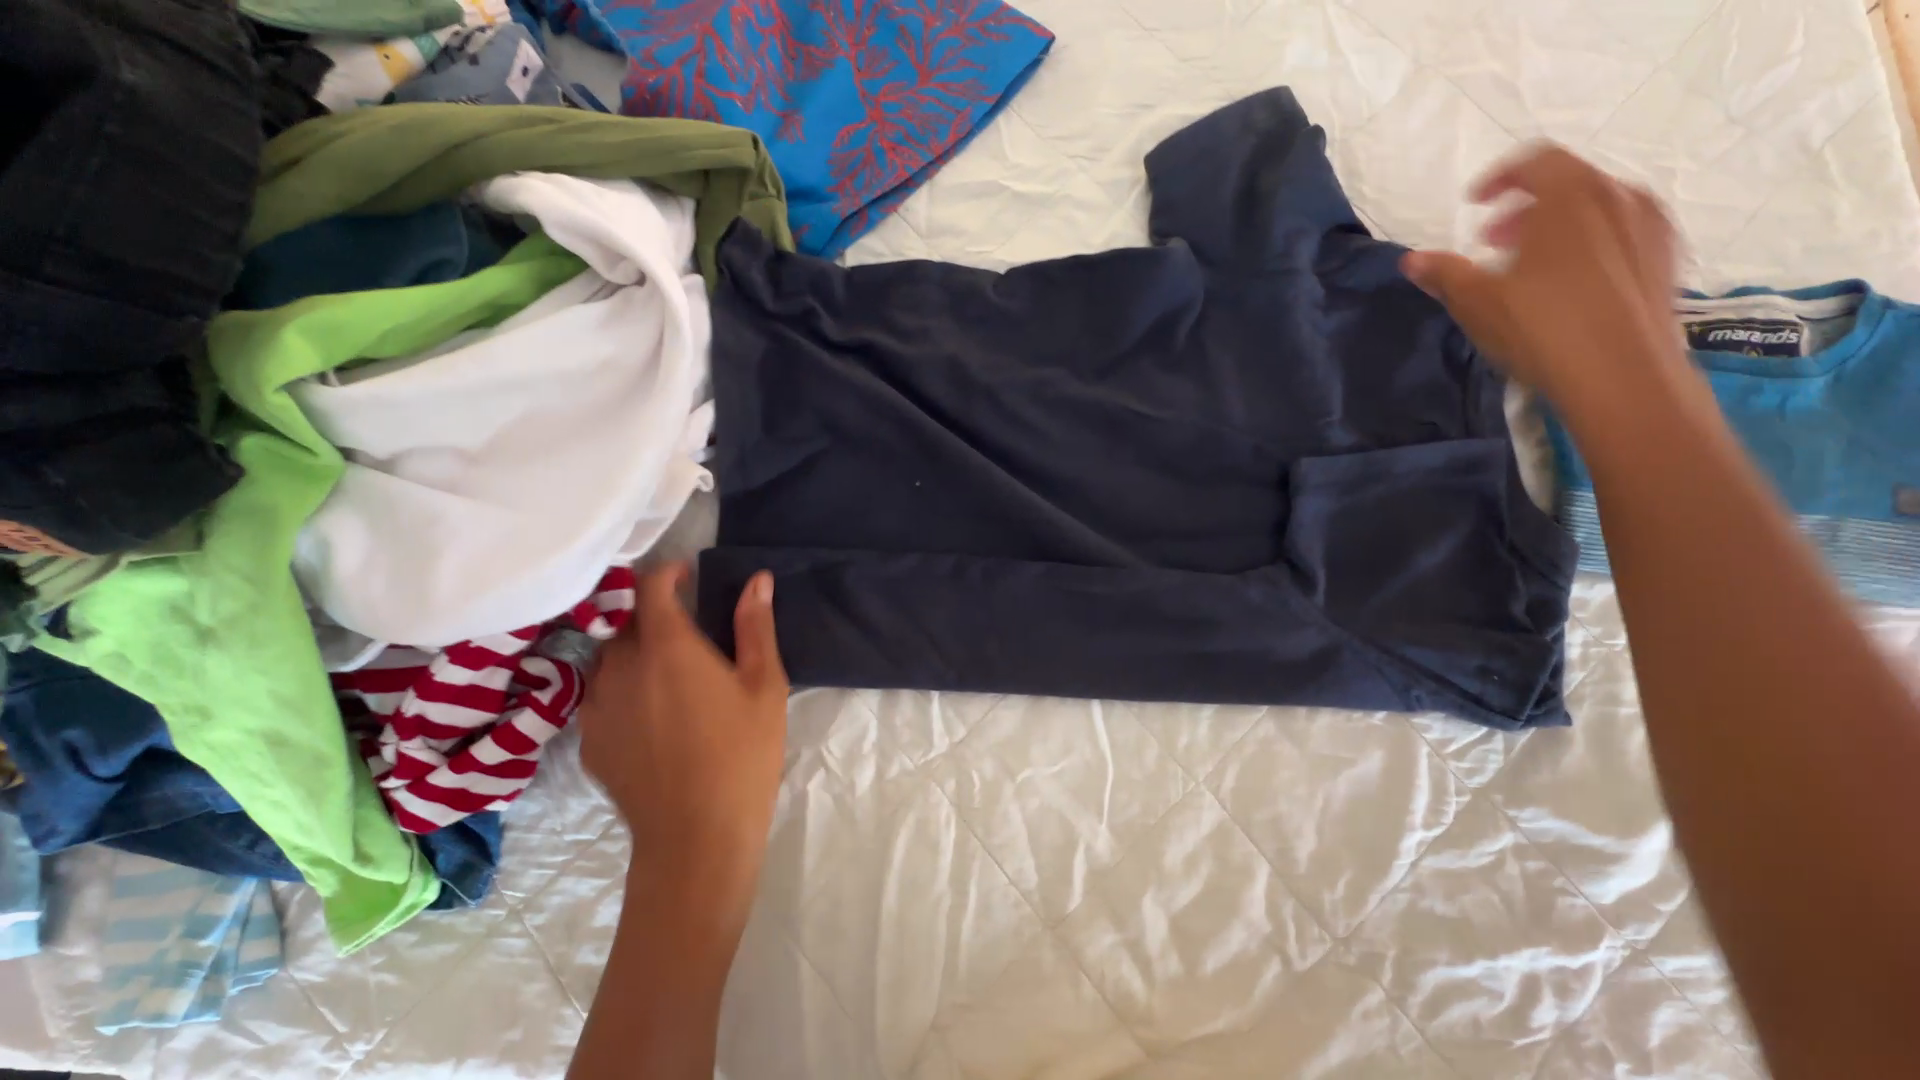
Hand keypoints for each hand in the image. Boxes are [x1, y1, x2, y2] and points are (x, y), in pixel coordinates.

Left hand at [577, 564, 787, 911]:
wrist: (695, 836)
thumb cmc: (742, 754)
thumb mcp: (764, 687)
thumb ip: (755, 627)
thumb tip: (757, 580)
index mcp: (666, 646)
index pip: (649, 586)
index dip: (667, 572)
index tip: (687, 575)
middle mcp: (620, 666)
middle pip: (628, 622)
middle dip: (655, 617)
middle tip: (688, 635)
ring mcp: (596, 704)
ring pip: (608, 659)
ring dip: (633, 654)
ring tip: (666, 676)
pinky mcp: (587, 740)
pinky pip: (599, 698)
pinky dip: (621, 692)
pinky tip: (649, 718)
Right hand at [1401, 145, 1693, 420]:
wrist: (1624, 377)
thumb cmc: (1542, 329)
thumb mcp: (1477, 302)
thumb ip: (1445, 274)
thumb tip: (1412, 260)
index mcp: (1570, 195)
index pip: (1536, 161)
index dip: (1499, 179)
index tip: (1474, 207)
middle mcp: (1617, 196)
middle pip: (1568, 182)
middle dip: (1525, 207)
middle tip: (1494, 242)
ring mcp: (1650, 226)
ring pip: (1597, 207)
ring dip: (1559, 224)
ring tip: (1530, 265)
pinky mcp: (1668, 258)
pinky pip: (1622, 232)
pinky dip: (1591, 242)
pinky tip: (1571, 283)